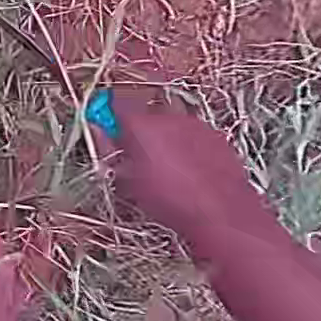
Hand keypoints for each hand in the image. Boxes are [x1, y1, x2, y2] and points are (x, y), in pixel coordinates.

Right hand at [108, 92, 269, 238]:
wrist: (221, 214)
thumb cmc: (169, 201)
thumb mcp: (127, 181)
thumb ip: (110, 152)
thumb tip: (99, 136)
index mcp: (139, 125)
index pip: (115, 106)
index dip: (109, 118)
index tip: (107, 130)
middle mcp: (167, 117)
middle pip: (144, 115)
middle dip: (138, 131)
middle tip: (135, 155)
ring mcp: (195, 124)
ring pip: (171, 123)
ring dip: (164, 137)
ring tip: (165, 167)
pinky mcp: (216, 136)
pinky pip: (193, 134)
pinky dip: (188, 145)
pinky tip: (189, 170)